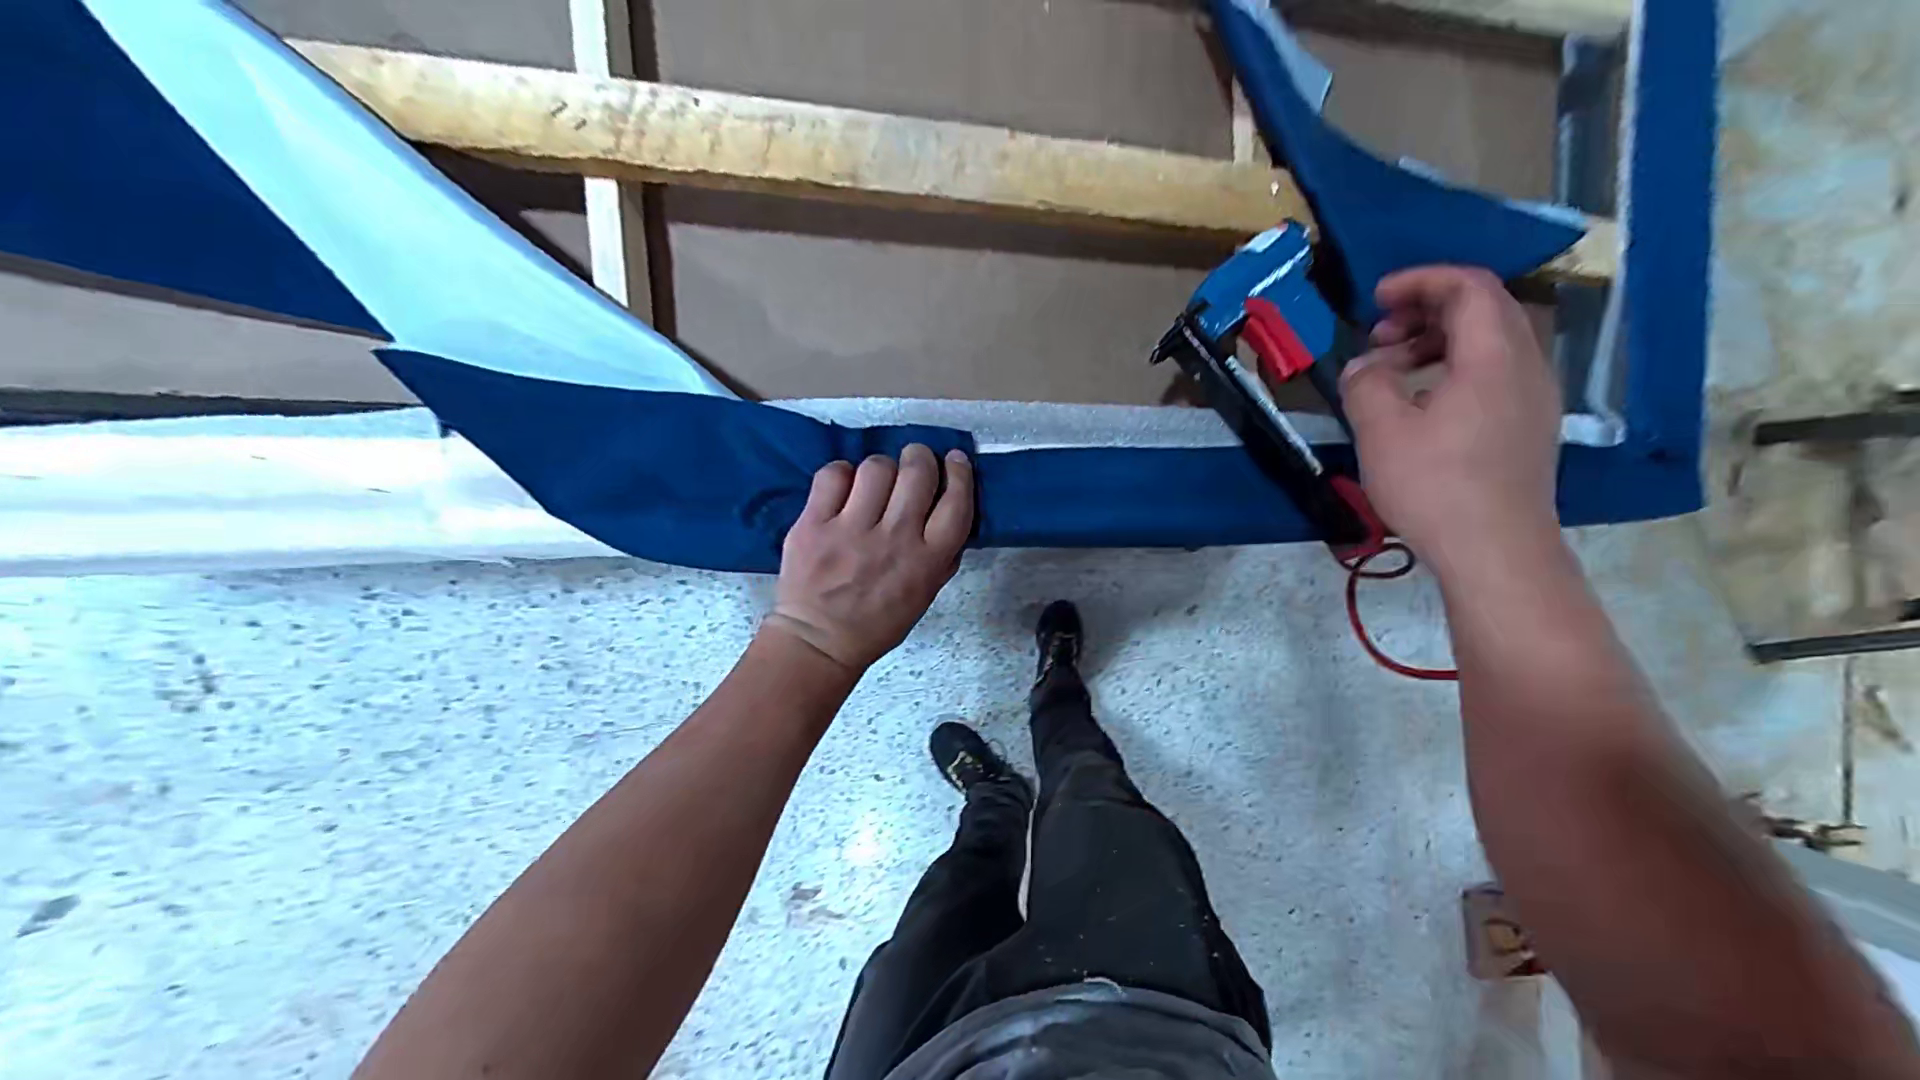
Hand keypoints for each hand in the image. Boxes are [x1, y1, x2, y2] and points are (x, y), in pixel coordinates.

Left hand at [762, 444, 974, 675]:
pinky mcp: (813, 524)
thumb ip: (942, 556)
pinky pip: (833, 475)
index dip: (960, 473)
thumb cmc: (878, 622)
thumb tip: (951, 511)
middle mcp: (894, 540)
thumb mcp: (925, 594)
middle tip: (914, 460)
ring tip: (875, 480)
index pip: (957, 503)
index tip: (954, 460)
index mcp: (927, 561)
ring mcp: (850, 531)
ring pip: (876, 468)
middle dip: (920, 457)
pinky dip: (842, 473)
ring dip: (881, 467)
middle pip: (917, 473)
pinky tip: (844, 487)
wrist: (820, 642)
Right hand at [1341, 266, 1562, 572]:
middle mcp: (1526, 367)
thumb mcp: (1381, 430)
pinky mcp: (1528, 428)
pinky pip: (1494, 376)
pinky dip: (1454, 371)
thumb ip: (1365, 384)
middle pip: (1484, 311)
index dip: (1421, 281)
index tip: (1376, 298)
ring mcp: (1534, 399)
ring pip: (1490, 345)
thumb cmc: (1435, 485)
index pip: (1469, 287)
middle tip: (1378, 337)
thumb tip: (1364, 368)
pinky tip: (1420, 406)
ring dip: (1437, 343)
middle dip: (1426, 311)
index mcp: (1494, 356)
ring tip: (1390, 374)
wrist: (1495, 550)